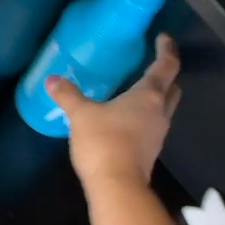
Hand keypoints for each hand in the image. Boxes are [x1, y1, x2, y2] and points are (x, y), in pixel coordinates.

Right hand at [47, 34, 181, 191]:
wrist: (117, 186)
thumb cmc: (103, 142)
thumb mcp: (81, 116)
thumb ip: (68, 96)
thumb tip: (52, 80)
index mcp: (148, 95)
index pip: (167, 65)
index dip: (167, 49)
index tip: (163, 38)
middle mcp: (159, 112)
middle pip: (173, 88)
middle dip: (167, 76)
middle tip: (154, 68)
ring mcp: (158, 135)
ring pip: (164, 110)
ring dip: (156, 100)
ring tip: (137, 96)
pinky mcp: (150, 153)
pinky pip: (152, 128)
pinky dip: (145, 120)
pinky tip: (128, 123)